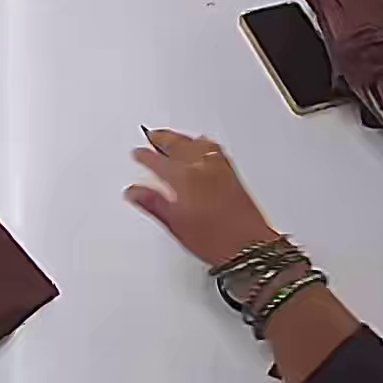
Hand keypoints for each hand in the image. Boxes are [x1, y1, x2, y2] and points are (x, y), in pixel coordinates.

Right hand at [126, 130, 279, 265]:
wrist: (247, 246)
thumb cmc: (215, 239)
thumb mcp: (174, 224)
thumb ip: (153, 203)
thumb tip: (134, 192)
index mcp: (183, 178)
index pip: (157, 161)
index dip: (144, 156)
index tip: (137, 153)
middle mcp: (201, 168)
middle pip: (177, 145)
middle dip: (161, 139)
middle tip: (151, 136)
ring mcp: (218, 168)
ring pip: (195, 143)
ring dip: (181, 138)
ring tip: (171, 137)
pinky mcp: (231, 172)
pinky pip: (213, 148)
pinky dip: (201, 142)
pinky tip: (201, 144)